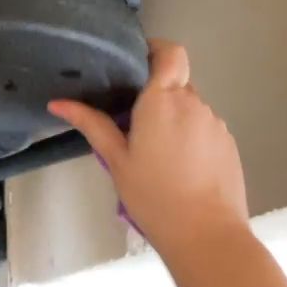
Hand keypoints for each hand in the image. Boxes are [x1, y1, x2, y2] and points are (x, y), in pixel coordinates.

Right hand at [48, 40, 250, 260]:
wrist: (207, 237)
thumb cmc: (154, 194)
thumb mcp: (115, 160)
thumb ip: (91, 124)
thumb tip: (57, 103)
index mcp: (162, 100)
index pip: (170, 52)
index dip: (156, 50)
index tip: (136, 63)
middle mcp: (193, 103)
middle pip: (175, 82)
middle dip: (156, 94)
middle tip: (132, 121)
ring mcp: (215, 124)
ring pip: (190, 106)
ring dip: (173, 118)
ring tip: (156, 151)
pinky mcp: (229, 144)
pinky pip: (204, 127)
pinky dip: (190, 136)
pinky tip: (179, 167)